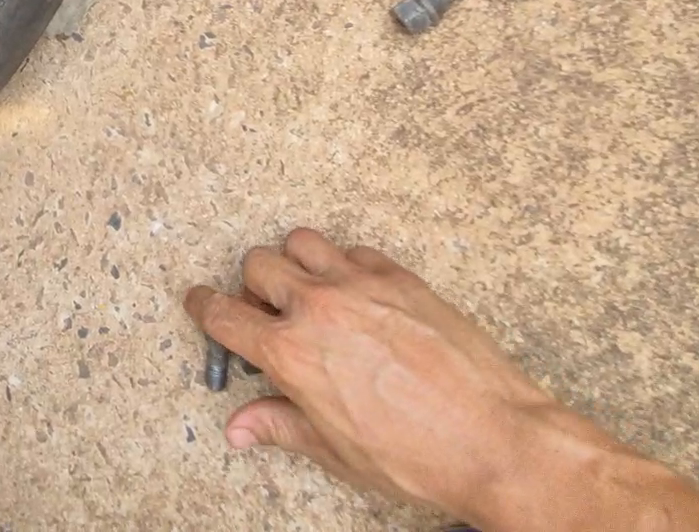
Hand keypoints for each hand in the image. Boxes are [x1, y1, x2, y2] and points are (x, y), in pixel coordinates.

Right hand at [186, 230, 611, 519]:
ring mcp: (357, 284)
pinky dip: (345, 265)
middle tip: (269, 312)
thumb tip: (238, 429)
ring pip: (299, 241)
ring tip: (309, 290)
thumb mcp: (337, 452)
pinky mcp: (397, 276)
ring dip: (294, 262)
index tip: (198, 301)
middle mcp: (315, 308)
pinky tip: (359, 294)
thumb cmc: (418, 458)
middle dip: (252, 286)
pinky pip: (353, 250)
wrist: (499, 443)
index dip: (201, 305)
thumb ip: (279, 426)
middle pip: (255, 264)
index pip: (223, 314)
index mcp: (291, 354)